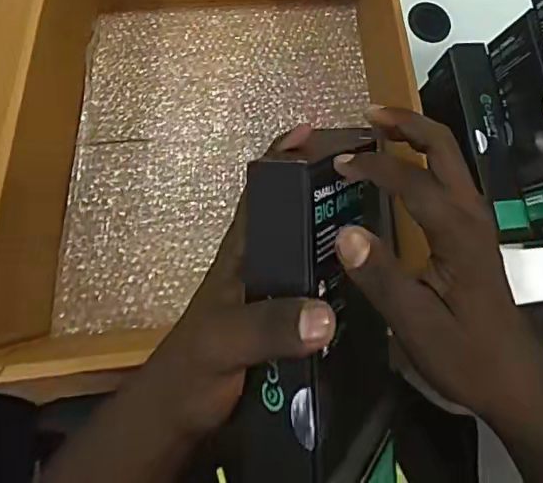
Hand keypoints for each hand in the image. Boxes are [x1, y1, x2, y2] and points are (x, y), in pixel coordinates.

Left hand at [43, 125, 334, 482]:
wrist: (179, 411)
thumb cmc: (193, 363)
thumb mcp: (227, 339)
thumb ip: (269, 327)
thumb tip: (324, 313)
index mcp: (241, 251)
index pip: (260, 190)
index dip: (280, 155)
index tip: (309, 130)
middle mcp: (257, 261)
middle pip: (286, 210)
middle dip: (314, 182)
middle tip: (355, 168)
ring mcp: (268, 289)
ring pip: (300, 245)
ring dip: (325, 224)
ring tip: (363, 212)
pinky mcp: (279, 318)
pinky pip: (311, 282)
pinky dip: (332, 269)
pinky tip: (354, 274)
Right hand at [334, 106, 542, 482]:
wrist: (517, 381)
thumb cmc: (467, 354)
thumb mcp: (416, 325)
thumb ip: (381, 277)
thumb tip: (344, 233)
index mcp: (457, 231)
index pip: (411, 179)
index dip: (373, 165)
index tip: (339, 163)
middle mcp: (470, 212)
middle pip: (442, 144)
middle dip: (405, 121)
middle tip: (368, 114)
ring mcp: (474, 216)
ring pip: (447, 154)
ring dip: (413, 132)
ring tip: (376, 127)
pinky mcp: (472, 225)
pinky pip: (446, 171)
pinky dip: (420, 152)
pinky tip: (397, 163)